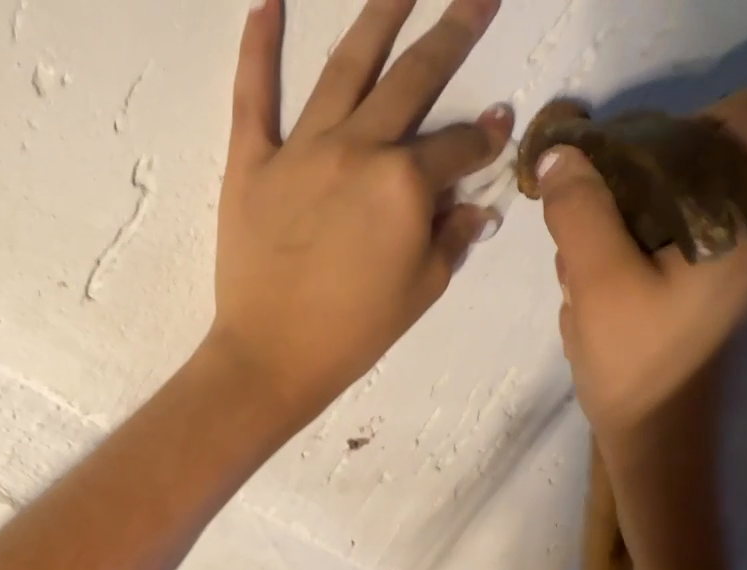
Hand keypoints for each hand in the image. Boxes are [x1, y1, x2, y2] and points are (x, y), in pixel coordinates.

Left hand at [209, 0, 511, 424]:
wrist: (270, 358)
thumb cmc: (351, 334)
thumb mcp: (422, 289)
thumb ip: (450, 236)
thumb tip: (471, 205)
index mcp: (405, 183)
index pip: (460, 146)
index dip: (485, 142)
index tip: (496, 133)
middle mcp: (357, 150)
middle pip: (415, 79)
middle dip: (455, 32)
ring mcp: (300, 152)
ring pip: (345, 68)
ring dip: (379, 15)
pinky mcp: (250, 165)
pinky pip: (252, 98)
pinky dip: (257, 49)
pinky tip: (265, 5)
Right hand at [540, 86, 746, 461]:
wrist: (674, 455)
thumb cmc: (644, 369)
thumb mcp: (599, 286)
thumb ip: (581, 213)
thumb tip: (561, 154)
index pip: (737, 115)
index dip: (673, 125)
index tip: (612, 170)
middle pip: (698, 163)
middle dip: (629, 191)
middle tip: (583, 240)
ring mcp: (743, 267)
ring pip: (675, 213)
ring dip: (621, 237)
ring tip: (588, 289)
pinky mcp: (720, 298)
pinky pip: (672, 255)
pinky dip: (632, 268)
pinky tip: (603, 311)